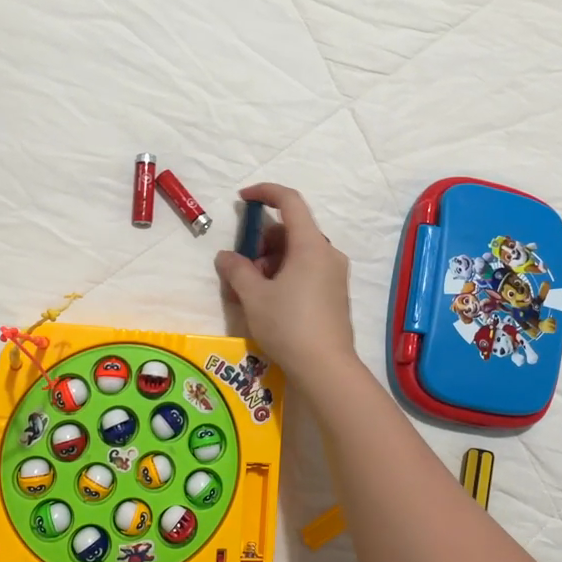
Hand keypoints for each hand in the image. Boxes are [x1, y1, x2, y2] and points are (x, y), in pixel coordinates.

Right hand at [214, 183, 353, 371]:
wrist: (326, 368)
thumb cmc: (289, 325)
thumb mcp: (254, 297)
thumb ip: (237, 270)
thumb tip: (226, 257)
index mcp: (311, 245)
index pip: (290, 201)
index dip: (265, 193)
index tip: (243, 200)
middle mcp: (328, 253)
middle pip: (293, 230)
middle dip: (263, 239)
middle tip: (242, 264)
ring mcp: (335, 275)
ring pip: (299, 252)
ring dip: (272, 260)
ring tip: (252, 287)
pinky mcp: (336, 294)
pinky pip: (308, 270)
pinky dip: (286, 273)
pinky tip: (270, 299)